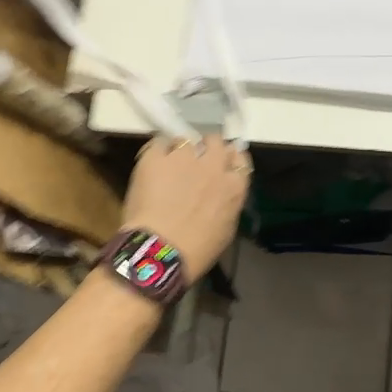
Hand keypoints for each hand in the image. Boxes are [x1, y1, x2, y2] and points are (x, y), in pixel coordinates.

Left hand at [117, 135, 249, 283]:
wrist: (160, 251)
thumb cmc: (197, 250)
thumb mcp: (227, 229)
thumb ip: (228, 202)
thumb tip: (222, 193)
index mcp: (234, 185)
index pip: (239, 157)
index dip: (229, 157)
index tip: (221, 163)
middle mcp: (213, 164)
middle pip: (214, 141)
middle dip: (206, 148)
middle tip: (195, 162)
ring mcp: (184, 157)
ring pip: (186, 140)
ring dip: (181, 151)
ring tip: (170, 166)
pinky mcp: (156, 157)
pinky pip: (158, 143)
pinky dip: (157, 153)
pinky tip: (152, 167)